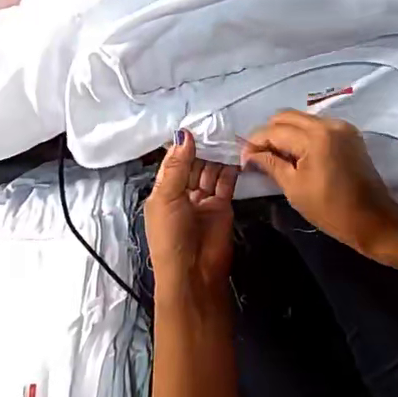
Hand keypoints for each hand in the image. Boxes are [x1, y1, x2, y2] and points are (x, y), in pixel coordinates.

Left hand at [144, 131, 237, 302]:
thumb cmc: (170, 236)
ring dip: (216, 155)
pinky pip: (226, 182)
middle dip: (201, 147)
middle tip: (214, 125)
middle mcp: (182, 194)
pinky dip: (230, 169)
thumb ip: (177, 166)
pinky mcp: (222, 206)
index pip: (172, 162)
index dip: (181, 145)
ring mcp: (203, 200)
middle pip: (192, 164)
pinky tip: (235, 152)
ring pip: (210, 171)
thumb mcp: (166, 198)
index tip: (193, 123)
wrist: (194, 273)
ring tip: (226, 134)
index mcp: (162, 192)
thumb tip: (184, 135)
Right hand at [240, 111, 397, 260]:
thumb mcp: (294, 188)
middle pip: (286, 117)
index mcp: (315, 138)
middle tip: (258, 156)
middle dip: (268, 134)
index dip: (254, 143)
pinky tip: (296, 155)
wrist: (373, 220)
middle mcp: (329, 124)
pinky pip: (317, 126)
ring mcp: (342, 127)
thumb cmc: (330, 209)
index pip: (274, 130)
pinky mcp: (349, 135)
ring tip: (275, 157)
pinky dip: (302, 135)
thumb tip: (251, 155)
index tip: (244, 160)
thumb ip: (271, 164)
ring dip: (285, 133)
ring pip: (301, 119)